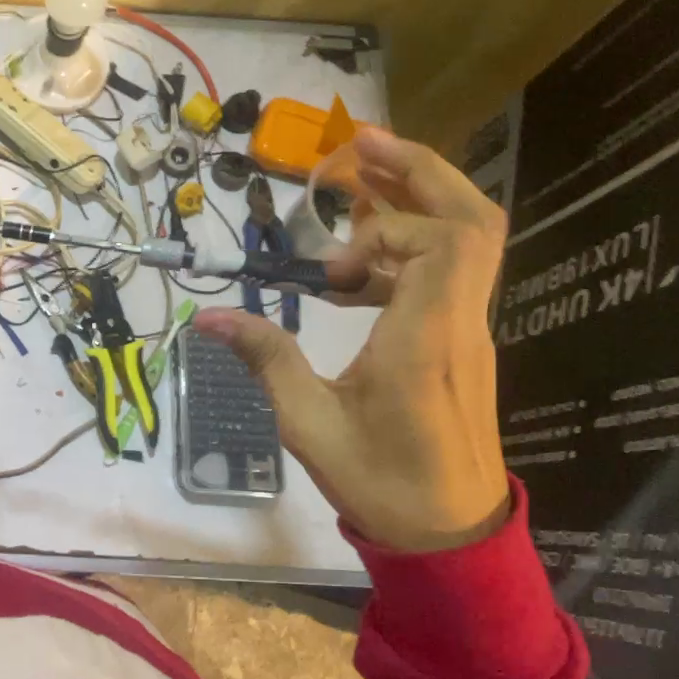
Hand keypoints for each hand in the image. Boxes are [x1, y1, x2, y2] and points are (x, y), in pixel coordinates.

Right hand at [192, 128, 510, 551]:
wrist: (449, 534)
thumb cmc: (379, 481)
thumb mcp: (307, 422)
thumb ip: (264, 358)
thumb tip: (206, 315)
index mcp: (427, 338)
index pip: (444, 241)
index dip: (388, 227)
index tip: (331, 270)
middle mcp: (460, 322)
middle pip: (472, 220)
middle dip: (420, 171)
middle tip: (359, 144)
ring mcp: (468, 331)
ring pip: (467, 240)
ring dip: (415, 202)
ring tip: (354, 183)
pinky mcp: (460, 342)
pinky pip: (447, 272)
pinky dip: (407, 248)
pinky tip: (355, 271)